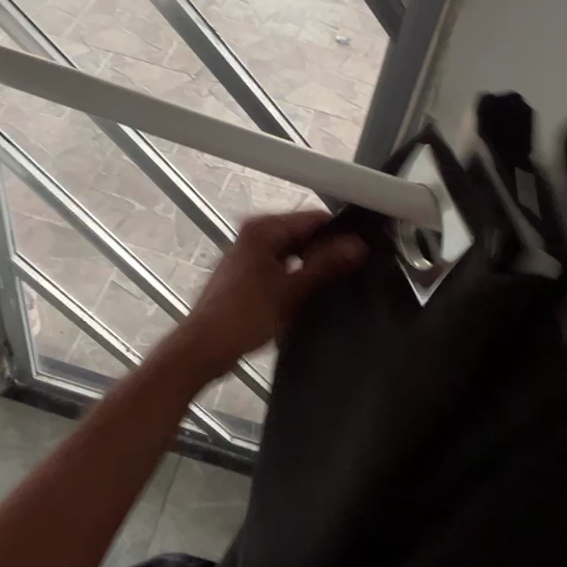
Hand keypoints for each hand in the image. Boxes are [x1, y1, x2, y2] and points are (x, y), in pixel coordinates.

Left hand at [160, 211, 366, 382]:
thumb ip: (326, 265)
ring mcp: (249, 253)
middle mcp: (253, 234)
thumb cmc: (240, 319)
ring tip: (335, 283)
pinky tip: (310, 293)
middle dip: (325, 250)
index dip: (339, 232)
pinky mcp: (247, 273)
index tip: (362, 247)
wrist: (204, 348)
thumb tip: (356, 247)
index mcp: (262, 228)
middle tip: (353, 268)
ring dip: (311, 265)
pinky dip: (296, 276)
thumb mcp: (292, 291)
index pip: (313, 217)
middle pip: (302, 234)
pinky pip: (281, 266)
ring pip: (293, 252)